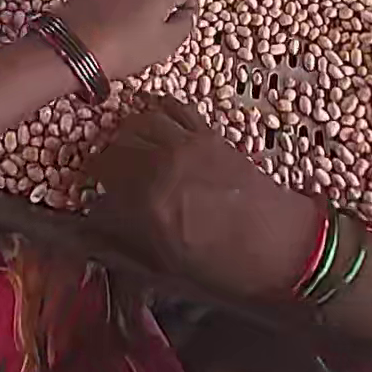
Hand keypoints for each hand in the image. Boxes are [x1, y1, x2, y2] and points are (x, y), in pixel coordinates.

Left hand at [52, 0, 196, 81]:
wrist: (73, 47)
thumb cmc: (124, 47)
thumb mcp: (165, 44)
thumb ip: (184, 26)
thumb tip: (186, 15)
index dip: (190, 4)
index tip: (187, 21)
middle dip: (162, 8)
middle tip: (159, 34)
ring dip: (139, 8)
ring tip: (133, 35)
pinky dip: (118, 10)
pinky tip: (112, 30)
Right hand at [87, 98, 319, 301]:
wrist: (282, 245)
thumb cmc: (226, 264)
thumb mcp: (170, 261)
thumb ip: (129, 234)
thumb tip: (99, 216)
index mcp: (151, 202)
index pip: (104, 178)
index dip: (91, 180)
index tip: (89, 185)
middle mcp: (164, 165)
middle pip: (118, 144)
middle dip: (106, 155)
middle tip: (106, 166)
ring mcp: (187, 144)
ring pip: (140, 120)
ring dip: (127, 130)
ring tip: (127, 142)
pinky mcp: (206, 132)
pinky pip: (173, 107)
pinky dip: (156, 108)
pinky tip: (152, 117)